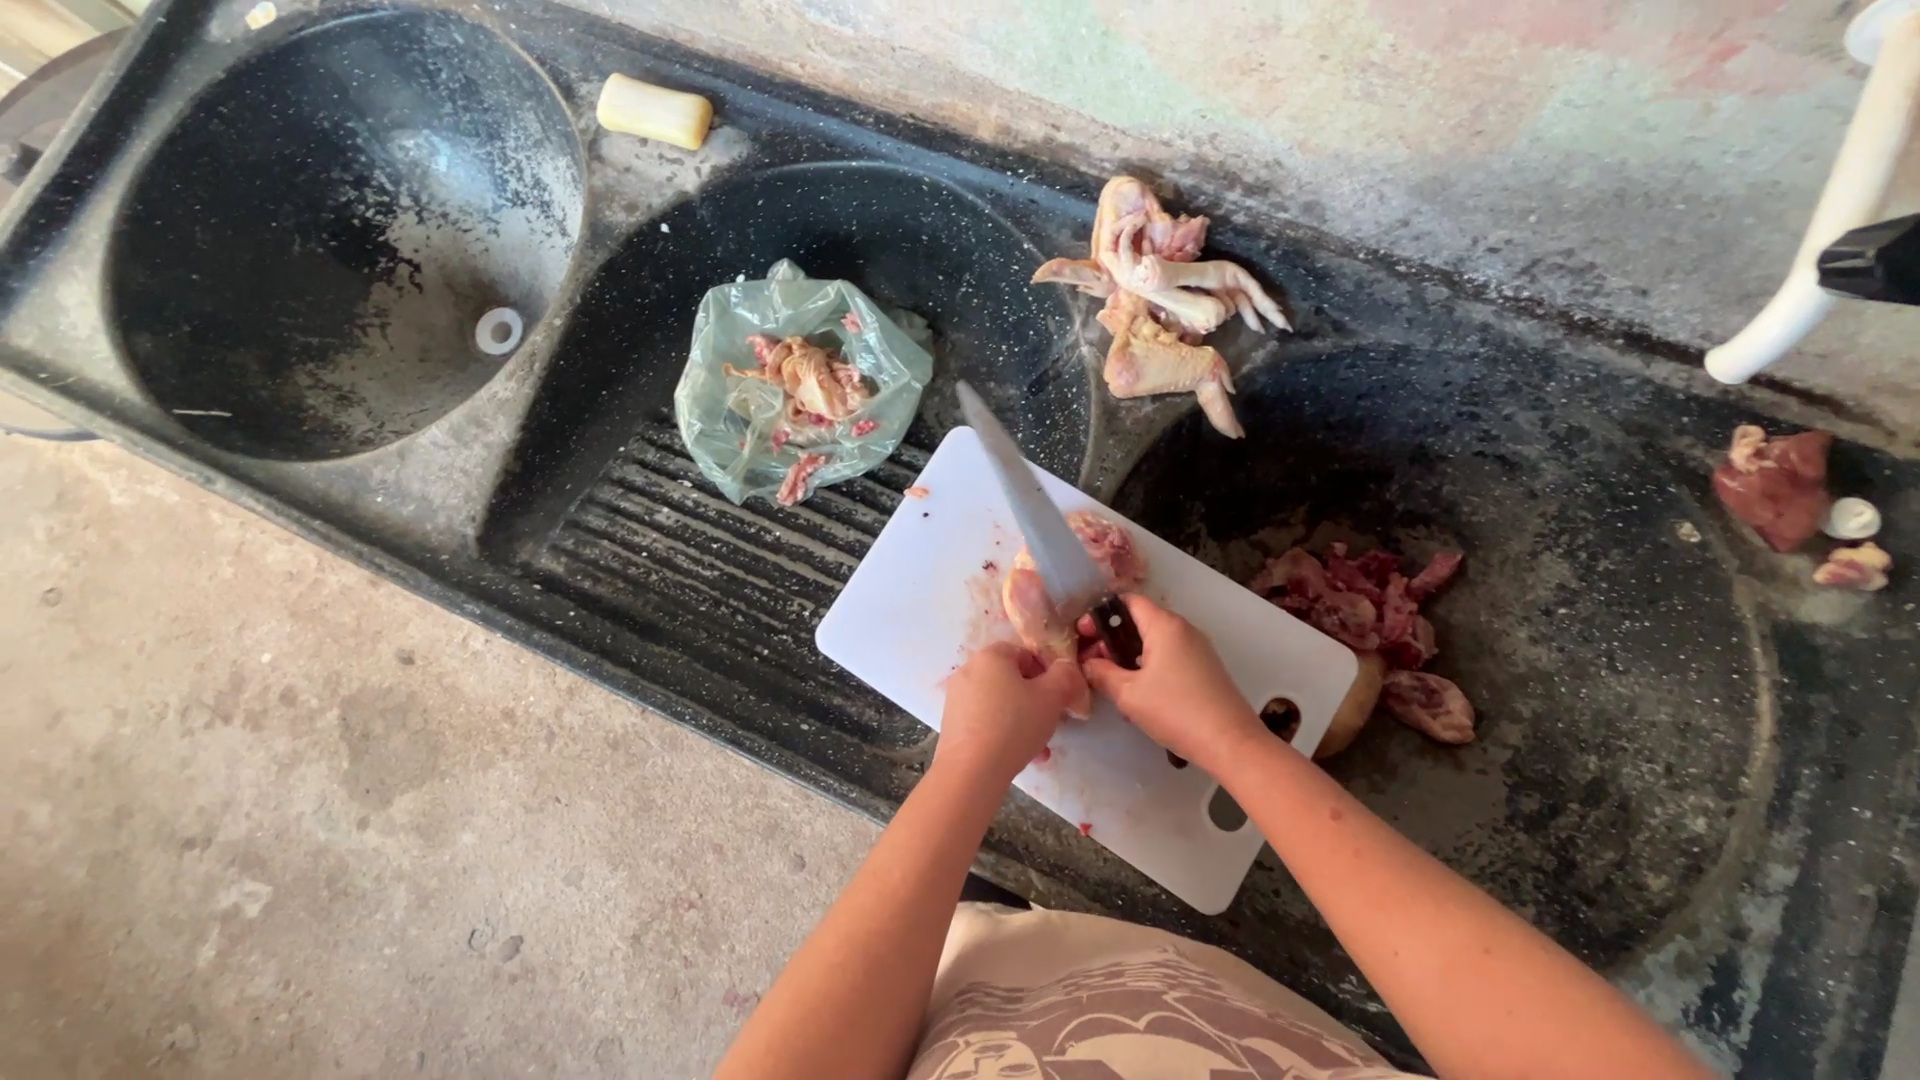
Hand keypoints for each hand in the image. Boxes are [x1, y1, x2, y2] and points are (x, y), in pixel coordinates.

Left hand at [935, 642, 1085, 785]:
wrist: (971, 770)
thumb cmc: (1014, 724)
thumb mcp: (1051, 697)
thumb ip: (1065, 676)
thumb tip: (1066, 667)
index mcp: (990, 656)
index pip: (1023, 653)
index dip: (1045, 671)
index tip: (1058, 694)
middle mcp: (968, 671)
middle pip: (1010, 680)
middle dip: (1034, 700)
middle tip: (1050, 720)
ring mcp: (956, 699)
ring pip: (999, 705)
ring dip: (1022, 721)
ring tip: (1040, 747)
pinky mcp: (951, 725)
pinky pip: (985, 723)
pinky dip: (1003, 734)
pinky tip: (1021, 757)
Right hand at [1080, 594, 1269, 771]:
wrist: (1230, 743)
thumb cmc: (1176, 711)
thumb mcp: (1128, 693)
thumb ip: (1101, 673)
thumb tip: (1087, 663)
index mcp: (1164, 625)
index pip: (1127, 601)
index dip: (1100, 613)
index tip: (1083, 635)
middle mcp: (1183, 629)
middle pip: (1139, 620)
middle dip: (1111, 638)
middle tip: (1092, 663)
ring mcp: (1197, 648)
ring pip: (1153, 641)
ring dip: (1127, 655)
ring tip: (1110, 681)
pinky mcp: (1204, 668)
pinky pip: (1168, 656)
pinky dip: (1147, 666)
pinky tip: (1137, 693)